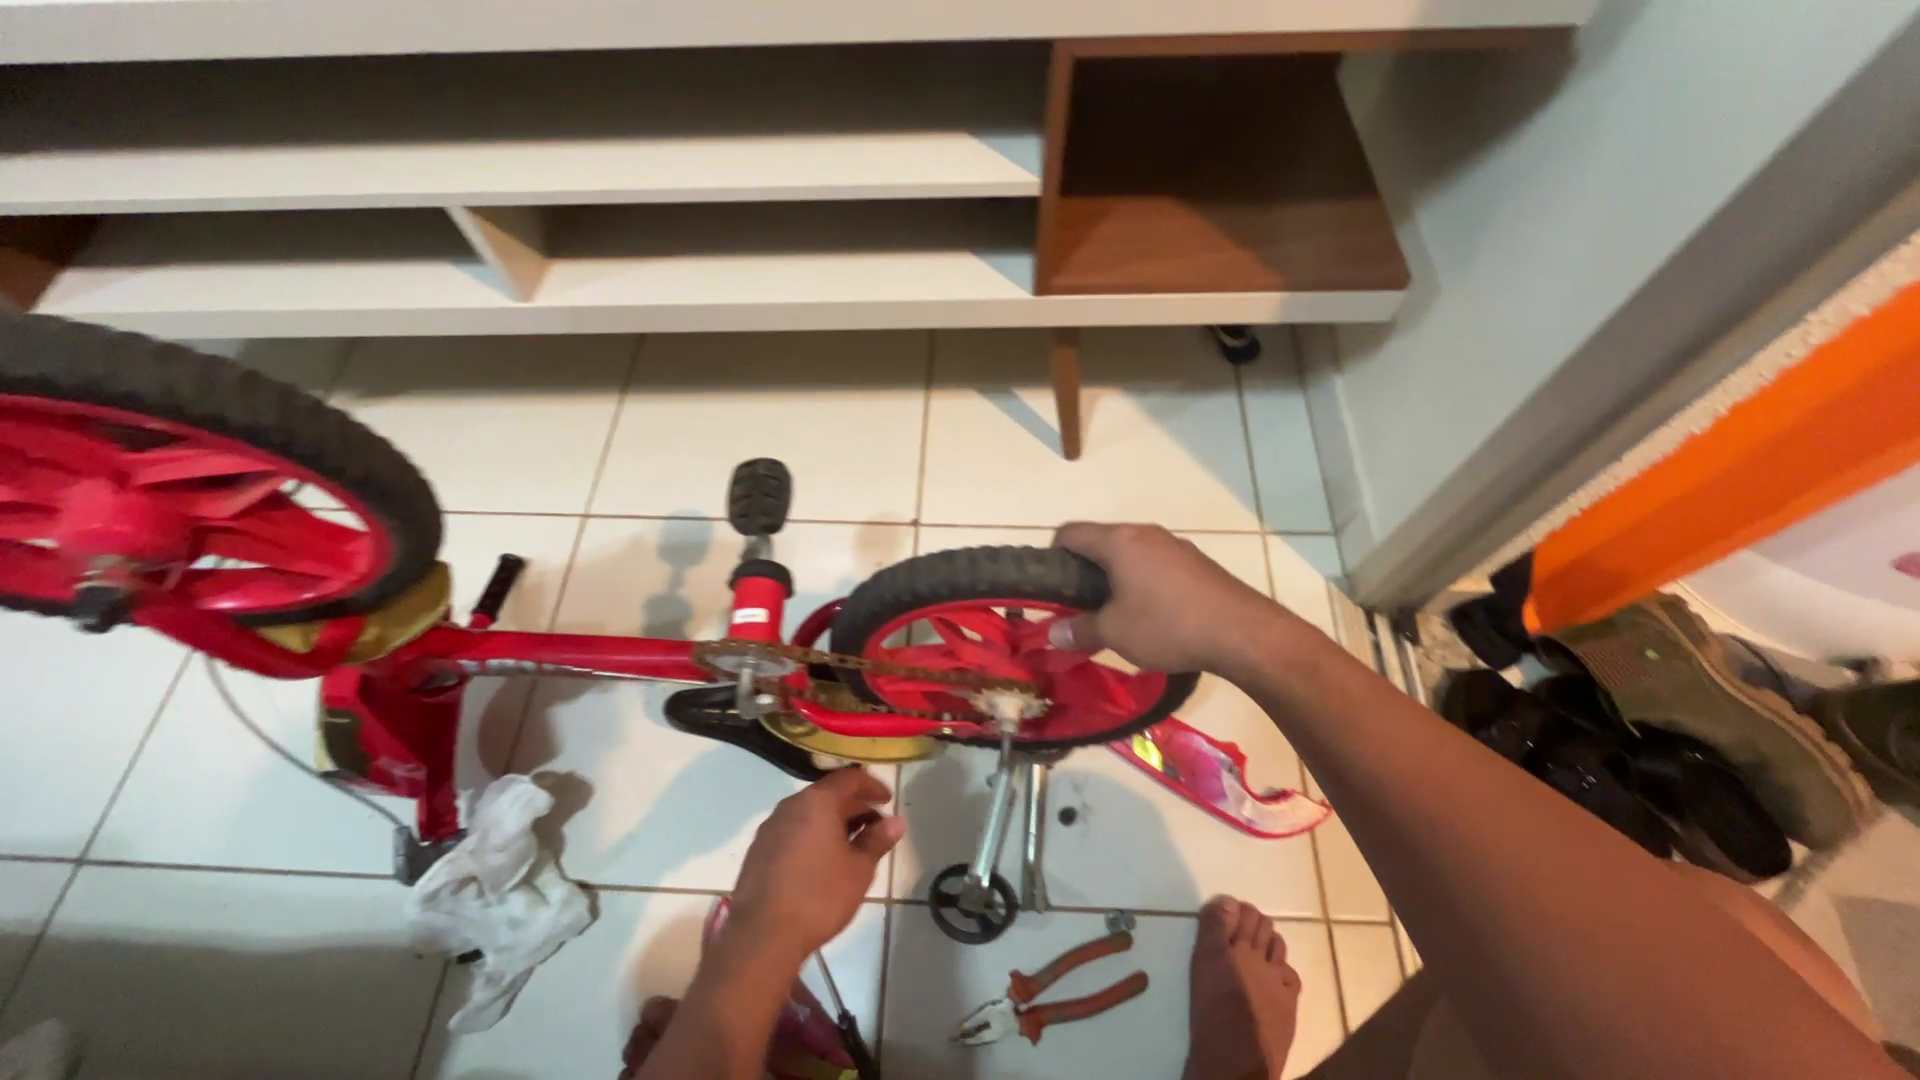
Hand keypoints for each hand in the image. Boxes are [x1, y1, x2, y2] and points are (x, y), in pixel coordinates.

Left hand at [728, 768, 904, 957]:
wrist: (762, 935)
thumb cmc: (819, 896)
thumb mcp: (859, 870)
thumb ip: (877, 840)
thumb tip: (896, 822)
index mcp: (817, 802)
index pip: (849, 778)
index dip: (872, 785)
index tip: (888, 801)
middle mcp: (790, 806)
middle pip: (827, 794)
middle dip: (854, 807)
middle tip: (875, 827)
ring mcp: (770, 828)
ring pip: (808, 814)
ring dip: (832, 823)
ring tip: (852, 846)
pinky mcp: (758, 851)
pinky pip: (792, 831)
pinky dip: (812, 836)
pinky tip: (822, 862)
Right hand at [1048, 522, 1284, 673]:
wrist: (1243, 633)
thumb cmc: (1168, 625)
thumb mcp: (1115, 632)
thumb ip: (1079, 630)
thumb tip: (1052, 633)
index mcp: (1119, 541)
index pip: (1070, 532)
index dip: (1052, 556)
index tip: (1051, 587)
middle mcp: (1146, 534)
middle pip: (1101, 542)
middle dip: (1085, 571)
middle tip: (1079, 606)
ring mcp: (1176, 546)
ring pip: (1131, 555)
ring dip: (1117, 578)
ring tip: (1116, 614)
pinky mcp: (1198, 564)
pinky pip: (1157, 566)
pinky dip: (1145, 584)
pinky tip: (1154, 617)